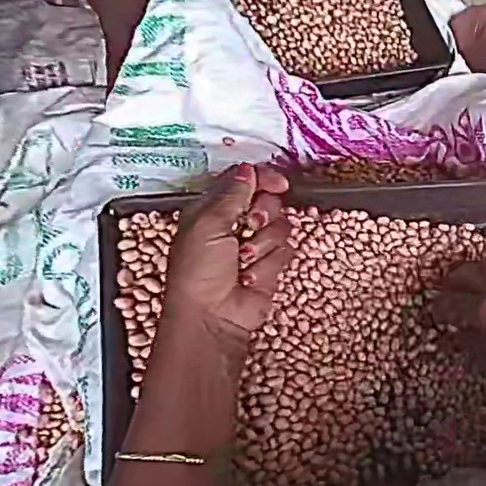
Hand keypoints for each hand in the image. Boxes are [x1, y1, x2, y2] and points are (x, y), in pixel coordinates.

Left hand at [160, 163, 292, 352]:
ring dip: (264, 244)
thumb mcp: (208, 225)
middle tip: (251, 227)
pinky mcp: (271, 266)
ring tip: (245, 261)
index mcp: (213, 209)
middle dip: (264, 214)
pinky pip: (285, 252)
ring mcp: (256, 246)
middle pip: (268, 202)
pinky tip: (251, 277)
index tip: (279, 184)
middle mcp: (236, 225)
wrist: (212, 316)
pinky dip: (269, 265)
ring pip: (281, 228)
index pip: (244, 181)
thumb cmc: (199, 271)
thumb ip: (232, 195)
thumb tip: (248, 170)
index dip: (263, 179)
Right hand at [428, 258, 485, 410]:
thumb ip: (465, 341)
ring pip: (485, 265)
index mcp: (482, 311)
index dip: (436, 309)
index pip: (448, 304)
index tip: (431, 315)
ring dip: (470, 270)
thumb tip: (450, 334)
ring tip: (462, 280)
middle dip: (448, 282)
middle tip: (441, 293)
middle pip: (463, 273)